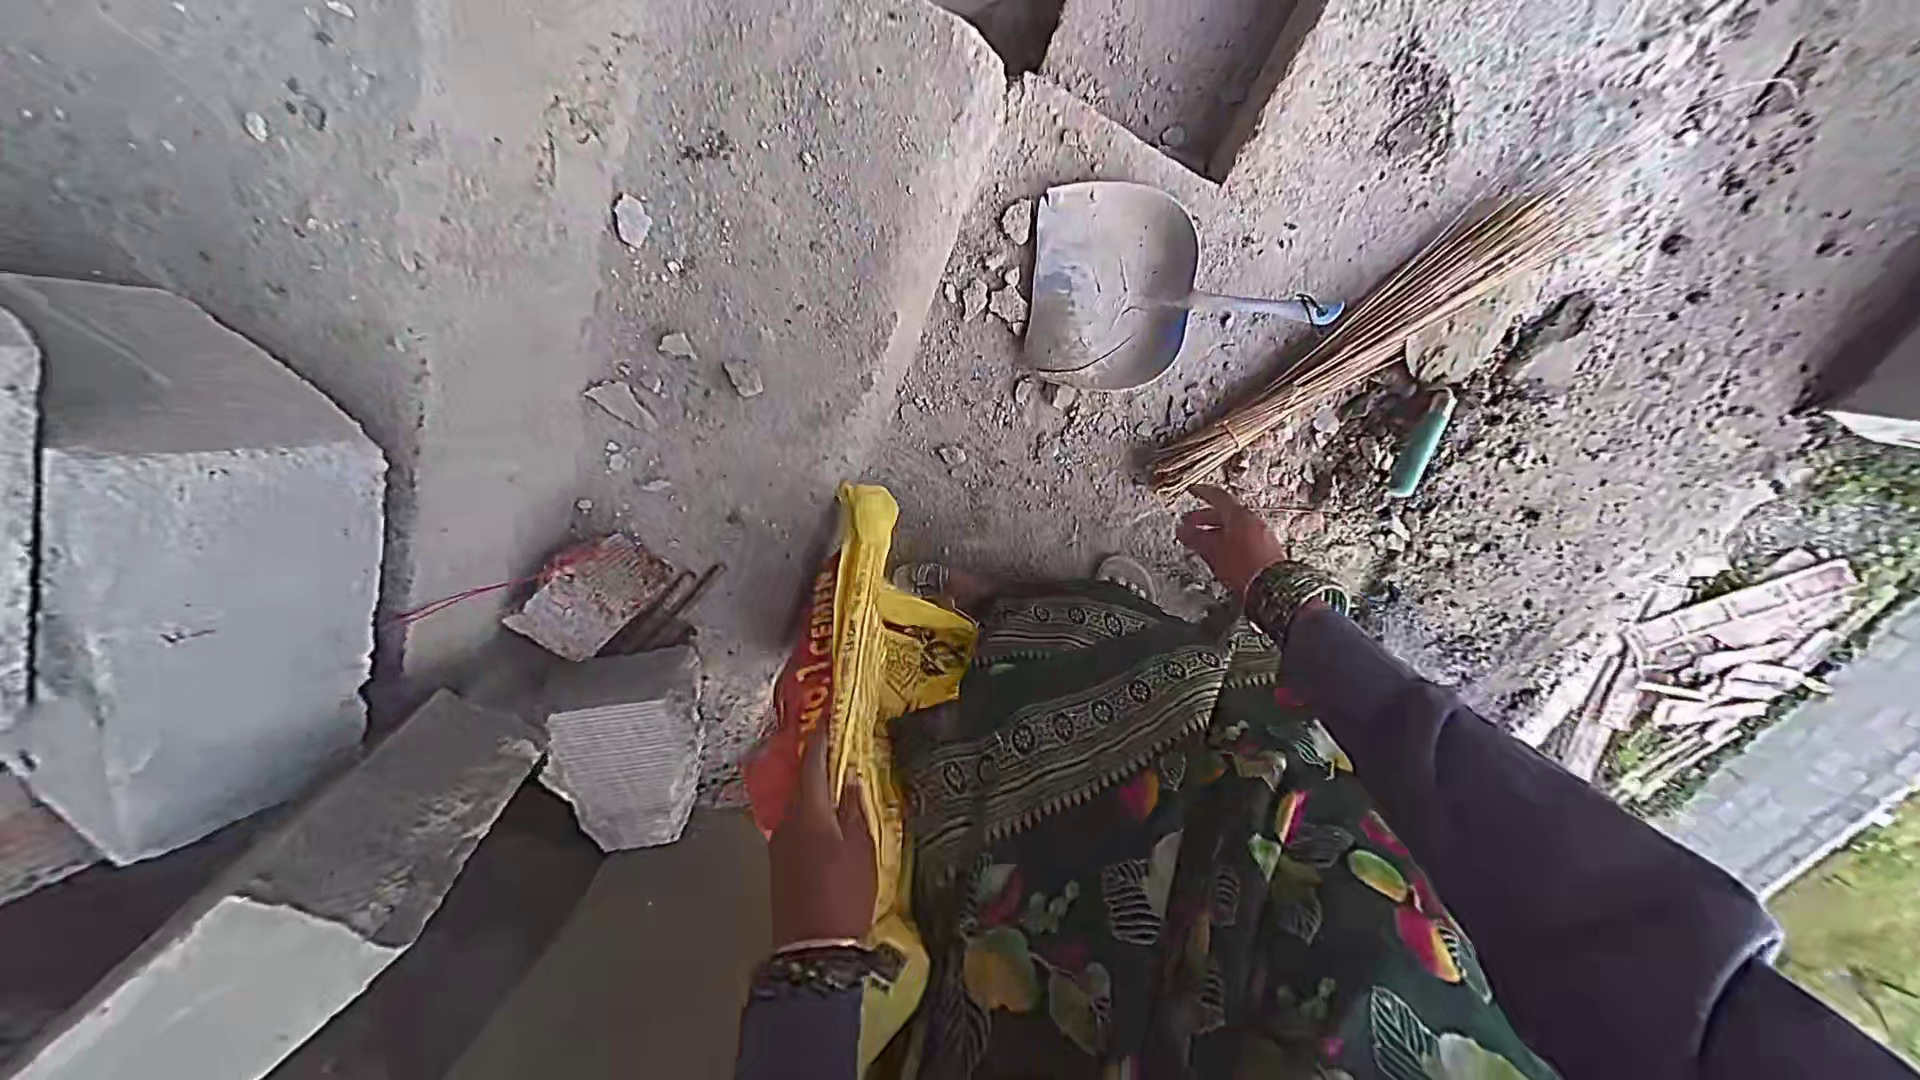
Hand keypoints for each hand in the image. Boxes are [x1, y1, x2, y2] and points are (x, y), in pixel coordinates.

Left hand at [766, 731, 875, 947]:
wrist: (814, 947)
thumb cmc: (844, 891)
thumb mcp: (861, 846)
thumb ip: (854, 807)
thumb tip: (850, 778)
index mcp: (808, 810)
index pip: (812, 762)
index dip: (821, 737)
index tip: (828, 716)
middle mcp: (787, 820)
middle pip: (801, 779)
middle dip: (817, 760)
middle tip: (837, 744)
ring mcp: (779, 841)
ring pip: (797, 801)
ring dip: (814, 786)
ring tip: (836, 777)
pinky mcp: (780, 860)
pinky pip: (795, 820)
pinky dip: (809, 808)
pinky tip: (825, 813)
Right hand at [1175, 484, 1286, 597]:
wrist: (1272, 587)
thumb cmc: (1244, 566)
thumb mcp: (1213, 551)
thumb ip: (1196, 538)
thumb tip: (1184, 531)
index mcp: (1239, 516)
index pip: (1218, 497)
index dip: (1202, 492)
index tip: (1194, 490)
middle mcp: (1253, 521)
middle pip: (1225, 513)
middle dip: (1205, 518)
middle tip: (1189, 524)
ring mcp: (1262, 535)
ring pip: (1234, 527)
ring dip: (1216, 531)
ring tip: (1201, 541)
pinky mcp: (1265, 550)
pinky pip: (1243, 539)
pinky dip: (1228, 541)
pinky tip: (1219, 552)